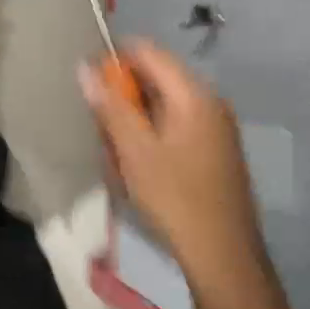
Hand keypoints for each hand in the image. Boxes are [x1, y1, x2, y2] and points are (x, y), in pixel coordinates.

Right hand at [81, 39, 260, 265]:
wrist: (224, 257)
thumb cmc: (176, 198)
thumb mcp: (134, 151)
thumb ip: (110, 106)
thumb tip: (85, 67)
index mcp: (193, 94)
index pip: (147, 51)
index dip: (114, 61)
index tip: (91, 87)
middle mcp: (209, 101)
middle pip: (155, 78)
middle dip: (123, 98)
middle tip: (103, 131)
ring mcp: (216, 126)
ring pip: (162, 105)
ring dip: (134, 121)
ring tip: (119, 156)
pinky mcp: (216, 150)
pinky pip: (175, 126)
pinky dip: (152, 137)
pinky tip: (140, 168)